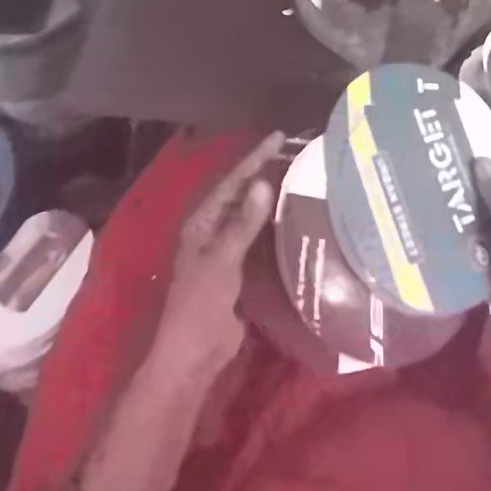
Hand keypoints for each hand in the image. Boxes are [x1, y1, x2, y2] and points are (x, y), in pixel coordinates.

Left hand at [147, 132, 283, 379]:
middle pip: (239, 194)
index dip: (254, 158)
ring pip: (248, 215)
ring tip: (297, 178)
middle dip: (262, 172)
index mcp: (201, 221)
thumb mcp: (223, 260)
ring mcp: (223, 250)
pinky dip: (271, 226)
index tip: (279, 137)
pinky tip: (292, 221)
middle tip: (293, 153)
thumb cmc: (201, 303)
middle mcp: (210, 230)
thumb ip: (243, 222)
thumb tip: (263, 183)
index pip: (231, 181)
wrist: (193, 353)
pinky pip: (255, 238)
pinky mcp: (237, 270)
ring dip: (268, 197)